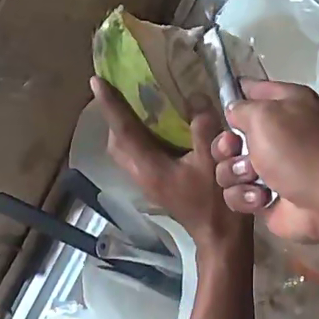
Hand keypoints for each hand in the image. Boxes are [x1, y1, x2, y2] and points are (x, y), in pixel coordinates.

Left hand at [90, 77, 247, 251]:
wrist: (221, 237)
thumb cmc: (217, 201)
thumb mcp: (214, 160)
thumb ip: (203, 128)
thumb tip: (194, 97)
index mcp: (150, 166)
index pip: (124, 130)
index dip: (111, 104)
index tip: (97, 81)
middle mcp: (142, 174)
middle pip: (118, 142)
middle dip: (116, 117)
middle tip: (123, 95)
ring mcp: (150, 183)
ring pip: (127, 151)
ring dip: (129, 129)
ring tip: (141, 109)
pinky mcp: (160, 186)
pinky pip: (141, 156)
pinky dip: (144, 139)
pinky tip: (163, 132)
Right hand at [212, 80, 318, 242]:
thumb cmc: (301, 151)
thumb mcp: (266, 115)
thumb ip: (242, 107)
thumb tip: (234, 112)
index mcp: (286, 104)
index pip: (250, 90)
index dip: (231, 96)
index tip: (219, 106)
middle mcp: (279, 134)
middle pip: (231, 135)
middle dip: (225, 145)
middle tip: (234, 149)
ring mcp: (272, 168)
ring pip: (229, 167)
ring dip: (235, 173)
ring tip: (254, 177)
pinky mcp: (267, 198)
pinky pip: (238, 194)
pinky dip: (246, 197)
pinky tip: (263, 199)